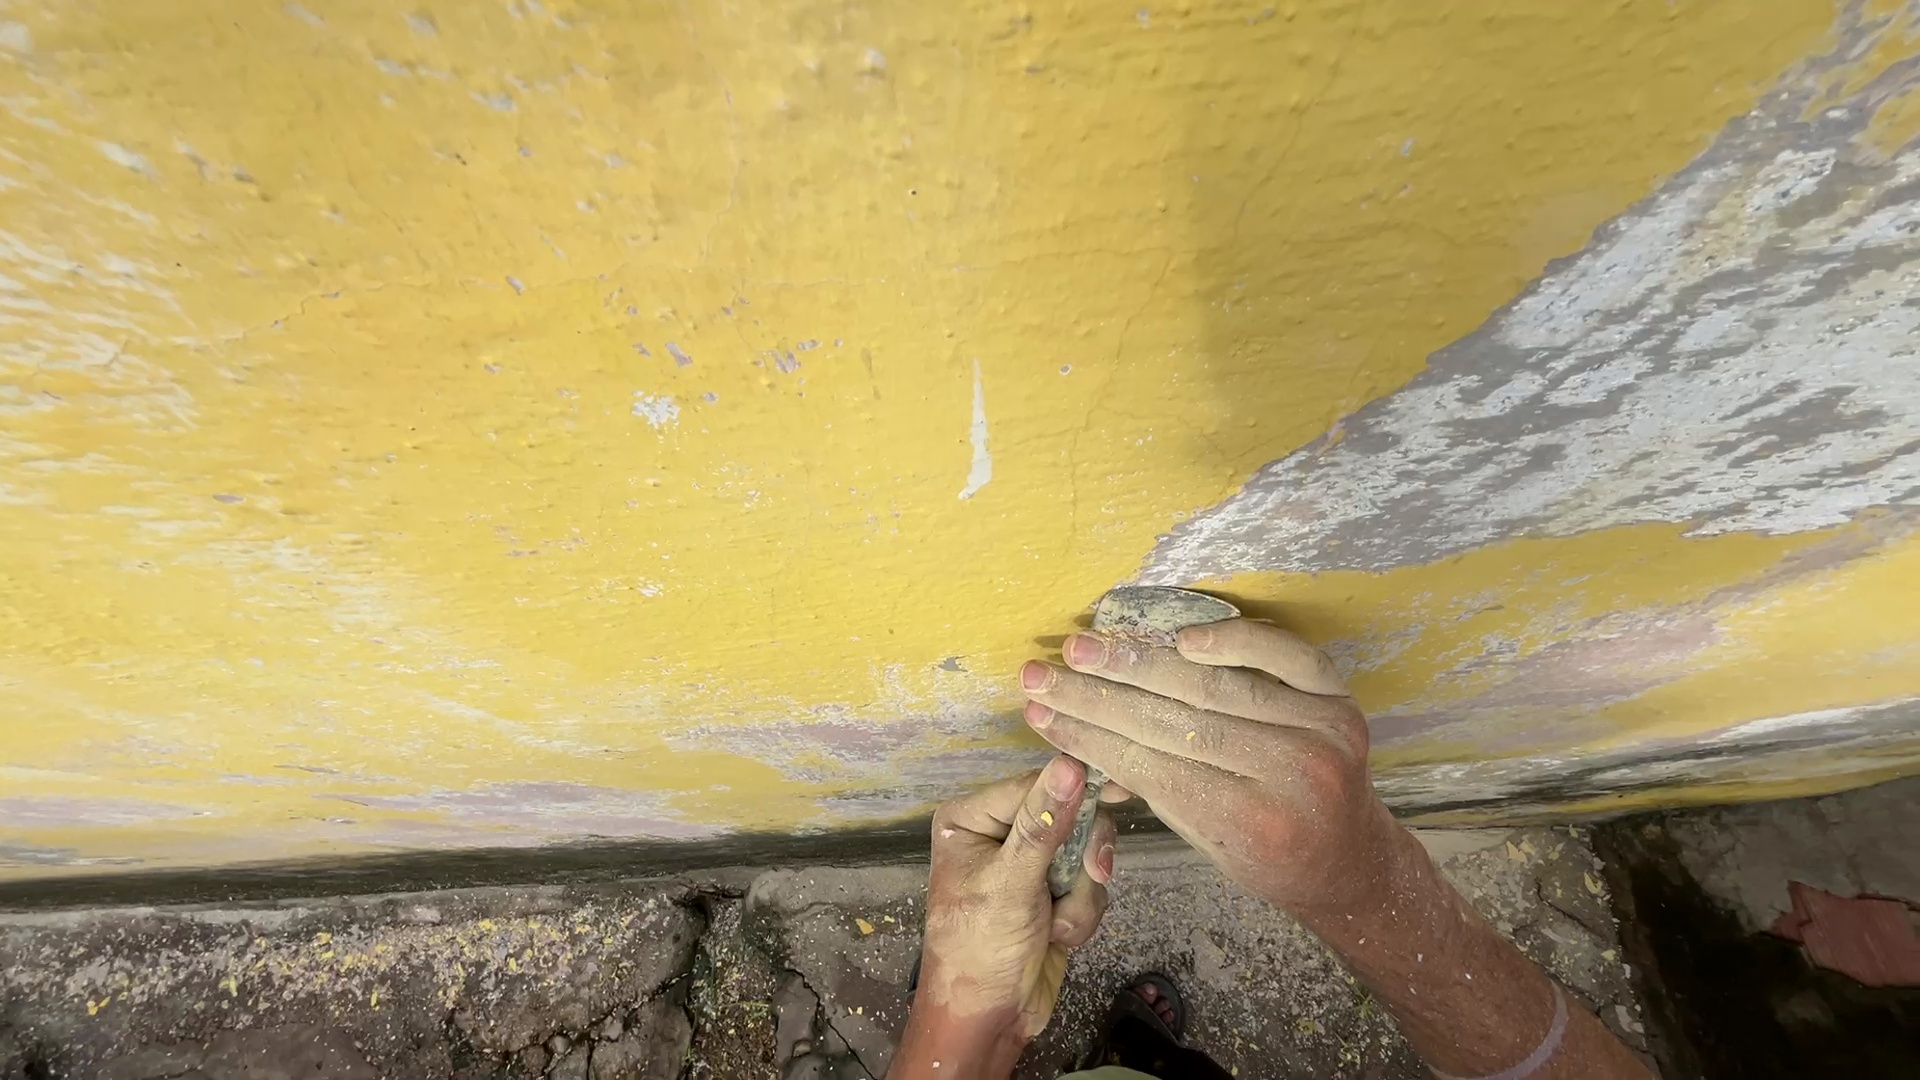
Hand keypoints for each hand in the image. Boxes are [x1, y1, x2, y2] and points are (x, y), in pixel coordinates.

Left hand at [893, 756, 1120, 1076]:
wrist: (988, 1022)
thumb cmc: (981, 948)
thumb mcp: (1011, 883)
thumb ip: (1044, 823)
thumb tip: (1069, 762)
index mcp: (972, 817)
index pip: (1032, 785)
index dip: (1073, 789)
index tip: (1117, 788)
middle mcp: (999, 832)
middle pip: (1066, 813)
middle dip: (1081, 854)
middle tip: (1096, 872)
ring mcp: (1028, 863)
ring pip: (1083, 851)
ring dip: (1079, 894)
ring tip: (1058, 924)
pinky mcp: (1052, 891)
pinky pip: (1087, 884)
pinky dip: (1081, 913)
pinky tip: (1058, 936)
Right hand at [1018, 618, 1394, 920]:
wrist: (1351, 861)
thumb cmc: (1265, 857)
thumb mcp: (1201, 840)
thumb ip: (1146, 783)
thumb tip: (1071, 735)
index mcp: (1248, 825)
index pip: (1147, 764)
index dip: (1086, 735)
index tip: (1038, 710)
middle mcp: (1288, 775)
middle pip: (1171, 720)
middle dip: (1095, 693)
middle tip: (1042, 672)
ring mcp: (1319, 732)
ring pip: (1211, 685)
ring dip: (1137, 662)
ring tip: (1083, 646)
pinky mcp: (1340, 700)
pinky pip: (1285, 654)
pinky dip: (1233, 639)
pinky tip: (1182, 635)